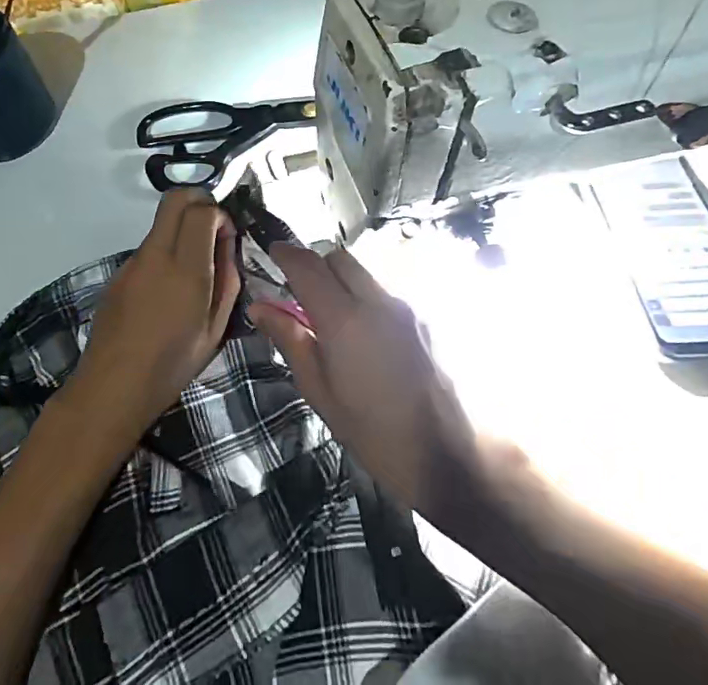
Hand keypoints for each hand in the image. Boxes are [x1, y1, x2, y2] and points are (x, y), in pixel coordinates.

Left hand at [72, 190, 240, 433]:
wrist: (112, 387)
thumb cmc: (172, 363)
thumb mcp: (216, 328)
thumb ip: (228, 281)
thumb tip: (228, 249)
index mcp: (186, 270)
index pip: (202, 212)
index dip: (220, 214)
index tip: (227, 237)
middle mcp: (155, 255)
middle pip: (175, 199)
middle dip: (199, 202)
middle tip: (213, 230)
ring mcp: (131, 262)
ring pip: (160, 224)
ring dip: (181, 230)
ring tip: (193, 271)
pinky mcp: (117, 274)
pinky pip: (147, 249)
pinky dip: (164, 253)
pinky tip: (166, 293)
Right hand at [247, 246, 477, 514]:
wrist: (448, 455)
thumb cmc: (373, 432)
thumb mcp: (320, 392)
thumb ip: (290, 340)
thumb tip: (260, 307)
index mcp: (345, 320)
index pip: (308, 267)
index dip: (286, 254)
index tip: (272, 252)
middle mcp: (378, 301)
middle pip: (340, 258)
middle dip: (316, 265)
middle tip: (301, 294)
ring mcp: (407, 307)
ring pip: (366, 273)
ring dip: (344, 282)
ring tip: (335, 319)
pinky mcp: (426, 318)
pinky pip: (386, 292)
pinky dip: (367, 298)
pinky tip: (367, 335)